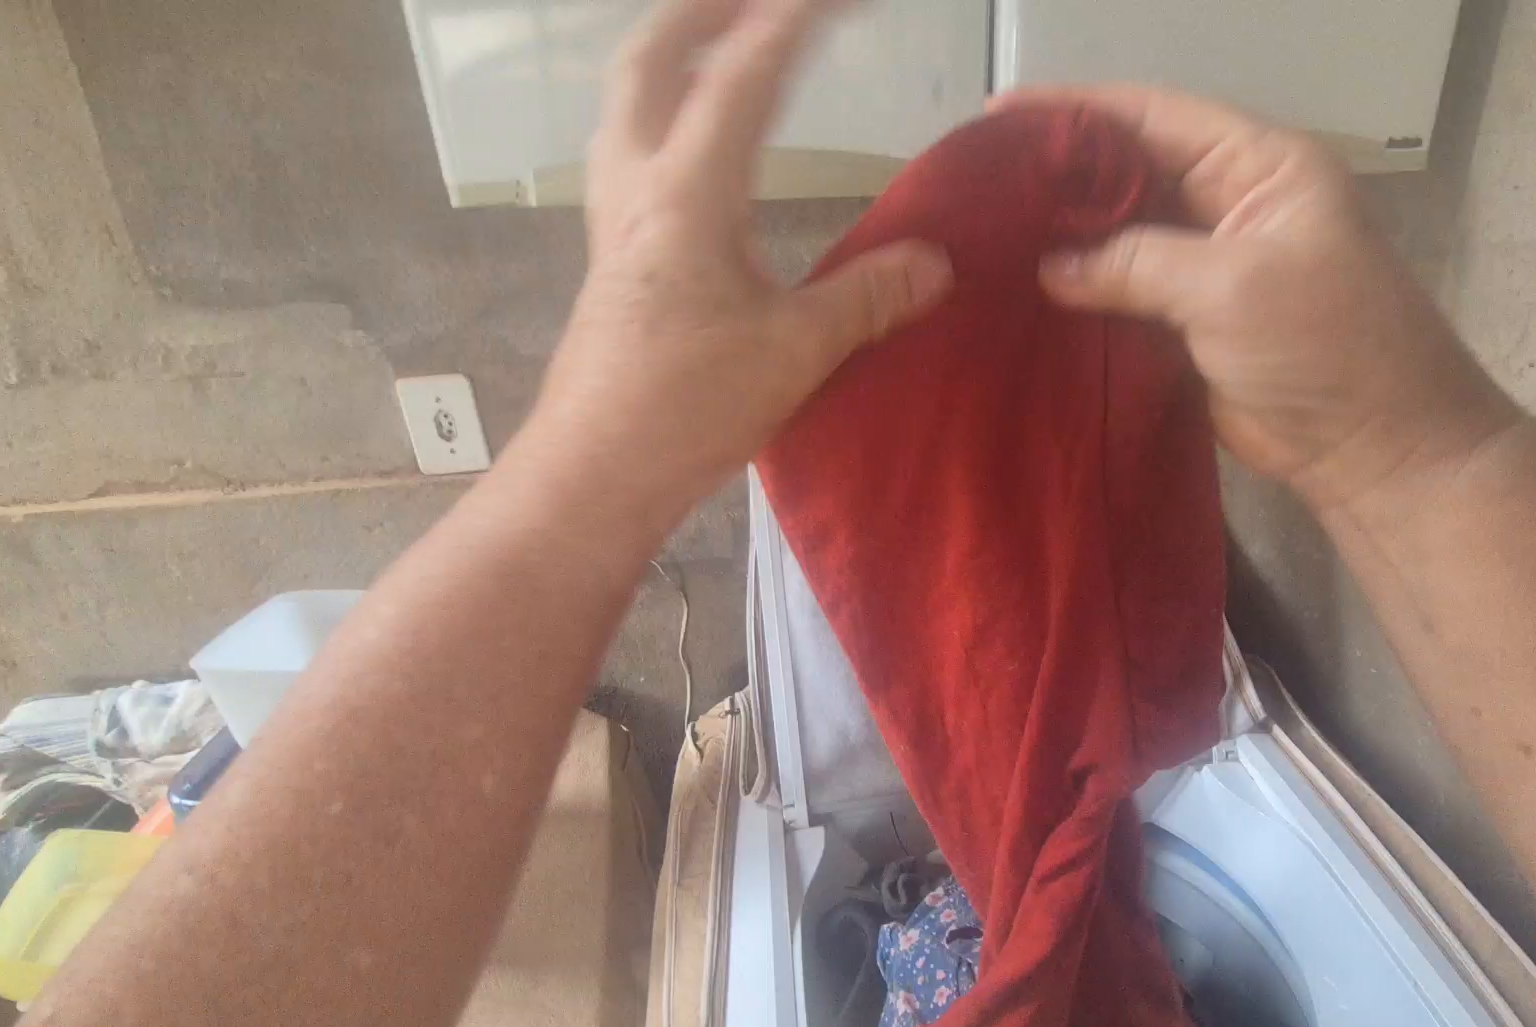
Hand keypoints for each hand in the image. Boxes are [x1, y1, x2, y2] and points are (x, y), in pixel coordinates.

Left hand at [531, 0, 954, 508]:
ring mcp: (615, 225)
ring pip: (627, 108)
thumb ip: (868, 298)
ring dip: (670, 62)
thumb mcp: (795, 351)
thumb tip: (937, 264)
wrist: (597, 472)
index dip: (795, 17)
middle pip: (649, 58)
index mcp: (687, 193)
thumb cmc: (688, 405)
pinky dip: (666, 127)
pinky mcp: (613, 265)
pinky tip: (699, 165)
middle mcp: (638, 188)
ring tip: (720, 56)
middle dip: (702, 8)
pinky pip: (633, 162)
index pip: (743, 74)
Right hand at [997, 85, 1519, 510]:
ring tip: (992, 236)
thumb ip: (1136, 264)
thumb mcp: (1231, 285)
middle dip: (1061, 177)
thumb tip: (1048, 266)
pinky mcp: (1184, 324)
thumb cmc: (1322, 346)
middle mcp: (1227, 205)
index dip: (1077, 111)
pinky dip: (1080, 296)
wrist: (1367, 446)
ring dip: (1064, 240)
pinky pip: (1122, 297)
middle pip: (1129, 175)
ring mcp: (1203, 269)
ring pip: (1120, 239)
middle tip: (986, 184)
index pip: (1154, 116)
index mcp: (1258, 165)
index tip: (1001, 113)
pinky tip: (1029, 295)